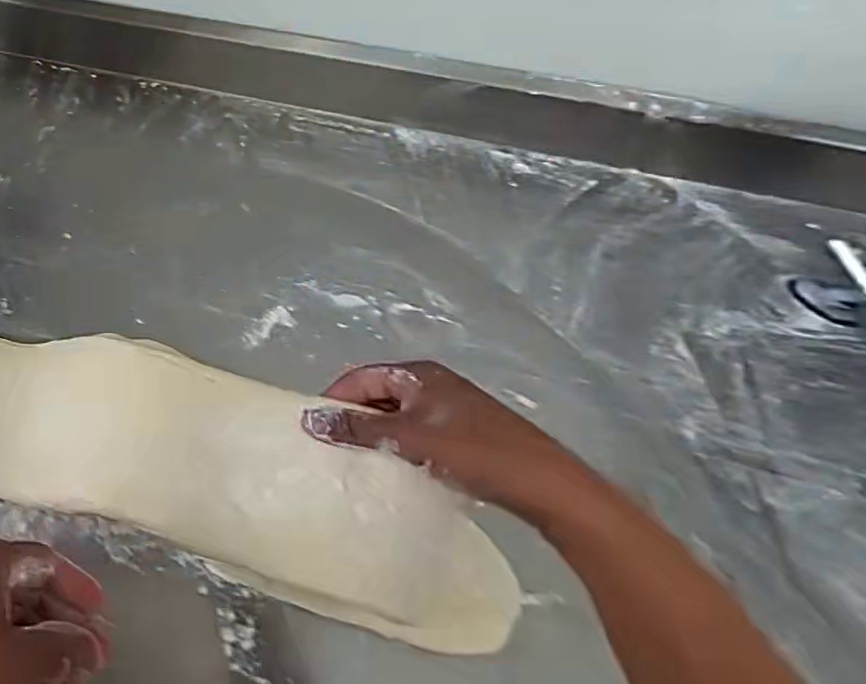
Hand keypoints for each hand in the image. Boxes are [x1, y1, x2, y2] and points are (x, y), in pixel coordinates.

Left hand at [0, 536, 110, 683]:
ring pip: (15, 606)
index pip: (48, 562)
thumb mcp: (17, 659)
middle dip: (65, 616)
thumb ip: (61, 650)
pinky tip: (35, 665)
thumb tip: (90, 644)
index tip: (103, 616)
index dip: (79, 588)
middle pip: (33, 582)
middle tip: (93, 650)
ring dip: (45, 632)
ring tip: (69, 663)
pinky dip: (20, 641)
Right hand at [301, 361, 599, 521]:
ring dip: (380, 433)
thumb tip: (310, 418)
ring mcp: (454, 407)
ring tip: (363, 458)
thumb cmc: (477, 454)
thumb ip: (359, 428)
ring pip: (400, 414)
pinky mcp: (469, 431)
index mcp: (419, 373)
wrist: (554, 490)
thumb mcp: (410, 439)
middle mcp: (434, 382)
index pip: (361, 377)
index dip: (336, 399)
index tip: (316, 426)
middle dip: (357, 417)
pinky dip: (404, 444)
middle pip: (379, 394)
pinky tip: (401, 466)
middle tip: (336, 444)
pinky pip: (420, 430)